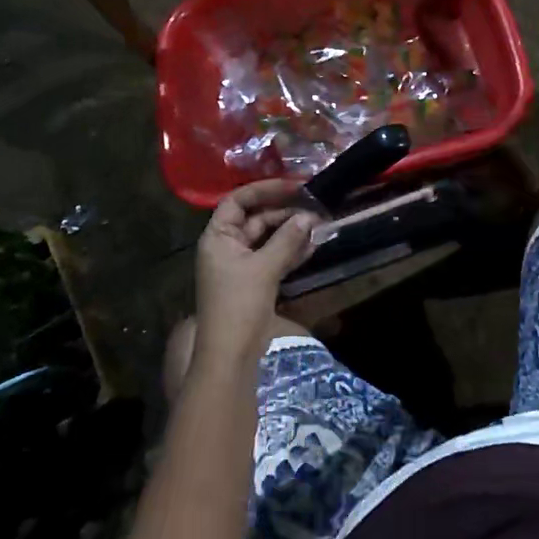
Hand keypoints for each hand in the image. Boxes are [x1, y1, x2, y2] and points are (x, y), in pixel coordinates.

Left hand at [195, 180, 320, 348]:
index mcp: (218, 237)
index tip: (295, 186)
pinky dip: (291, 251)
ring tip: (320, 224)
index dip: (265, 189)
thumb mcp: (264, 268)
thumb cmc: (239, 304)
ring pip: (268, 239)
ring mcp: (241, 265)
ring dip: (292, 232)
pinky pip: (274, 257)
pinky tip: (314, 245)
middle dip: (285, 212)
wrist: (231, 352)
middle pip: (256, 218)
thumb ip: (287, 240)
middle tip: (315, 208)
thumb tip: (309, 216)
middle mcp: (227, 246)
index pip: (238, 201)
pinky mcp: (255, 281)